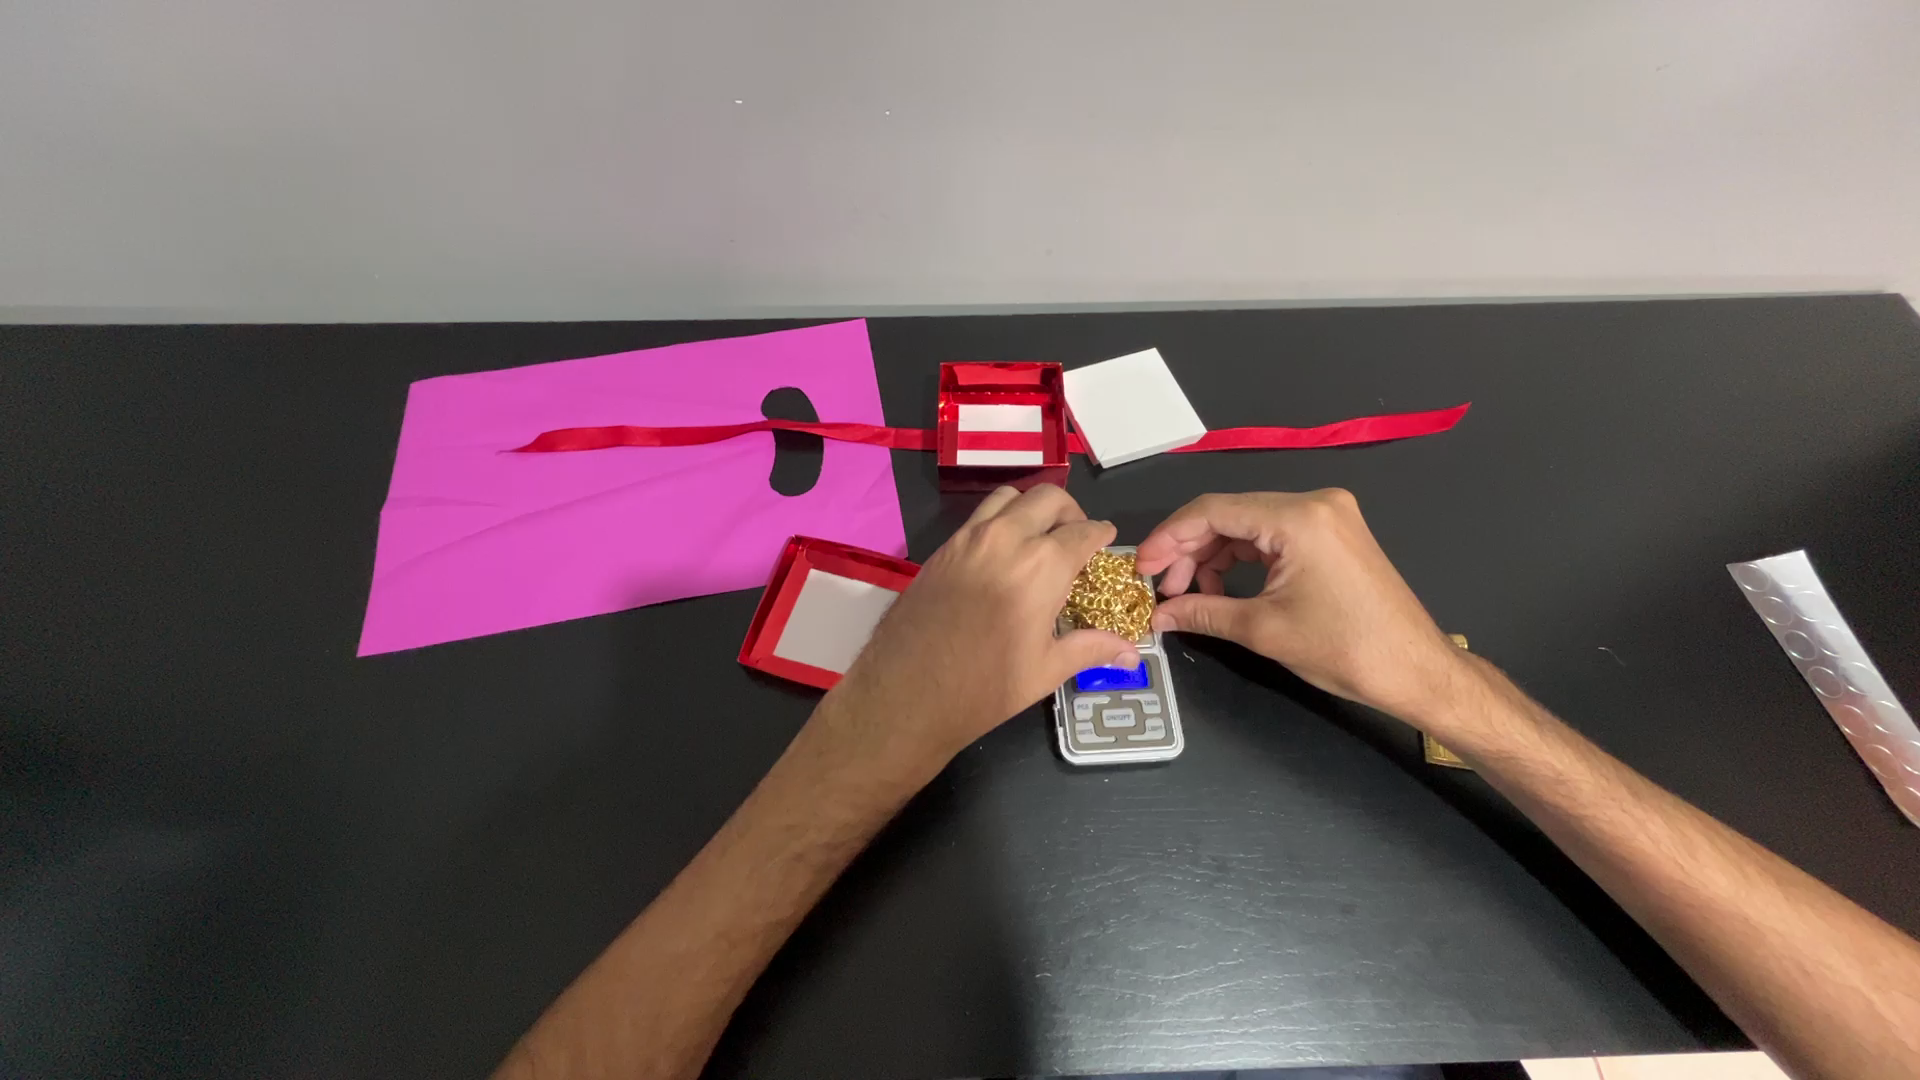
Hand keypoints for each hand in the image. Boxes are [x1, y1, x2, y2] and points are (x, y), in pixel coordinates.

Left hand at [817, 484, 1141, 768]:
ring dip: (1031, 508)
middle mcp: (1006, 538)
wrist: (906, 694)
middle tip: (1075, 538)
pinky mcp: (943, 548)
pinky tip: (1003, 553)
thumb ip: (1090, 648)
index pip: (1083, 532)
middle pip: (1048, 499)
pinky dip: (1000, 520)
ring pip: (1009, 497)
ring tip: (1038, 537)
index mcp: (1042, 566)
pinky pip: (979, 516)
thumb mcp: (1045, 670)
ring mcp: (969, 539)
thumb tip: (1130, 651)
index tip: (1105, 540)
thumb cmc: (983, 688)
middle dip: (1070, 513)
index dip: (1100, 535)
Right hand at [1134, 489, 1468, 721]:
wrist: (1418, 670)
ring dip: (1211, 555)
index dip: (1168, 538)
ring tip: (1188, 592)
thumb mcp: (1262, 629)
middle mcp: (1313, 503)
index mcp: (1298, 518)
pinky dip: (1240, 557)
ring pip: (1246, 524)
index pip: (1212, 511)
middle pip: (1227, 514)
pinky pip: (1270, 535)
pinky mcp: (1331, 532)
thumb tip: (1156, 616)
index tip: (1141, 568)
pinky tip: (1220, 584)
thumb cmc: (1344, 649)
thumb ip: (1201, 612)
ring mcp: (1326, 515)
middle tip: (1161, 587)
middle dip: (1187, 550)